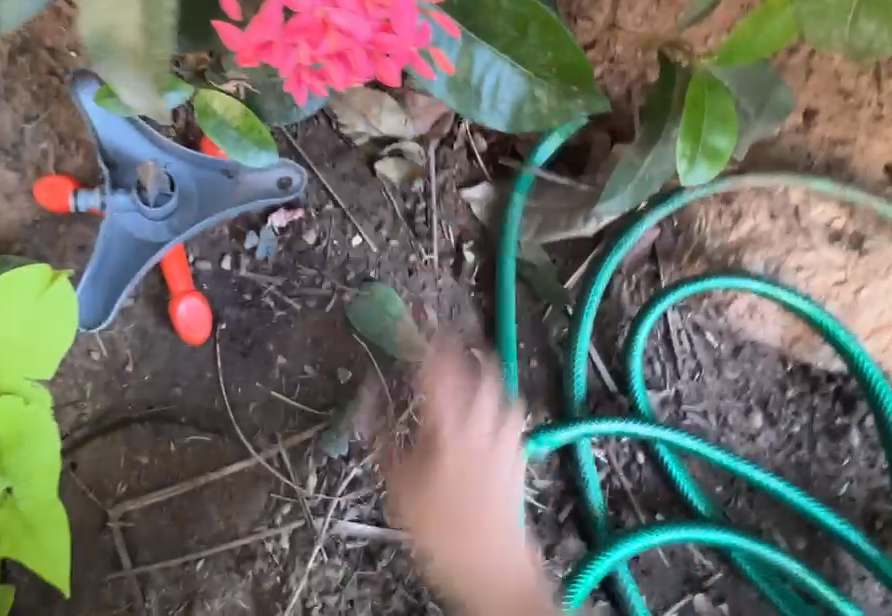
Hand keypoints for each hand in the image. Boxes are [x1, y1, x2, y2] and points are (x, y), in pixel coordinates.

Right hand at [389, 344, 555, 615]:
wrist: (494, 572)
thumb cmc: (440, 531)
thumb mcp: (397, 485)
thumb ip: (383, 438)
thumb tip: (371, 400)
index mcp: (448, 427)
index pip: (438, 368)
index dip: (427, 339)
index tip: (416, 319)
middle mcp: (482, 426)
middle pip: (479, 370)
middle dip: (462, 345)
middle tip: (445, 330)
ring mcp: (506, 440)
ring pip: (502, 388)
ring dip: (486, 367)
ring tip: (472, 354)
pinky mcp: (519, 458)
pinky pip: (513, 413)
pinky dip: (500, 396)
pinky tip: (492, 400)